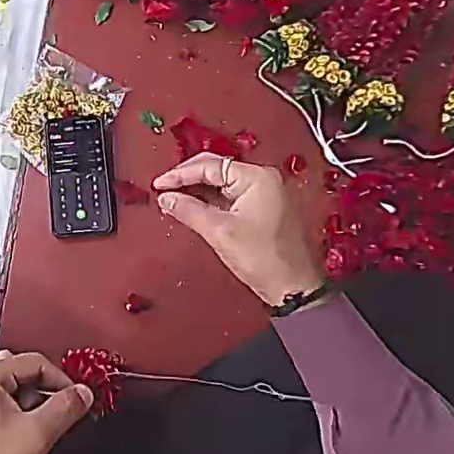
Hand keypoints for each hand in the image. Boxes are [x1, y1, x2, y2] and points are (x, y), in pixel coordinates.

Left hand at [0, 350, 91, 453]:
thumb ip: (66, 407)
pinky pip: (8, 410)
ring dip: (38, 407)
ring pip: (18, 394)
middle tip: (66, 409)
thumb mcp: (38, 433)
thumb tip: (82, 393)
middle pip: (26, 375)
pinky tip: (34, 439)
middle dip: (48, 392)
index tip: (78, 396)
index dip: (62, 379)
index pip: (35, 362)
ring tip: (49, 429)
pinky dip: (26, 418)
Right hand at [154, 154, 325, 308]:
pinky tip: (194, 208)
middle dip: (188, 179)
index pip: (211, 166)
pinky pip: (232, 196)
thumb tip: (166, 198)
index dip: (180, 174)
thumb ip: (189, 210)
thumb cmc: (264, 259)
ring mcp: (266, 192)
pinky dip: (212, 201)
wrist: (293, 287)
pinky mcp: (264, 207)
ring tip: (174, 199)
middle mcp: (264, 179)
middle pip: (217, 170)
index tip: (160, 184)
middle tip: (164, 189)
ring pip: (223, 183)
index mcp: (257, 177)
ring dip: (199, 190)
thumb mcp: (219, 232)